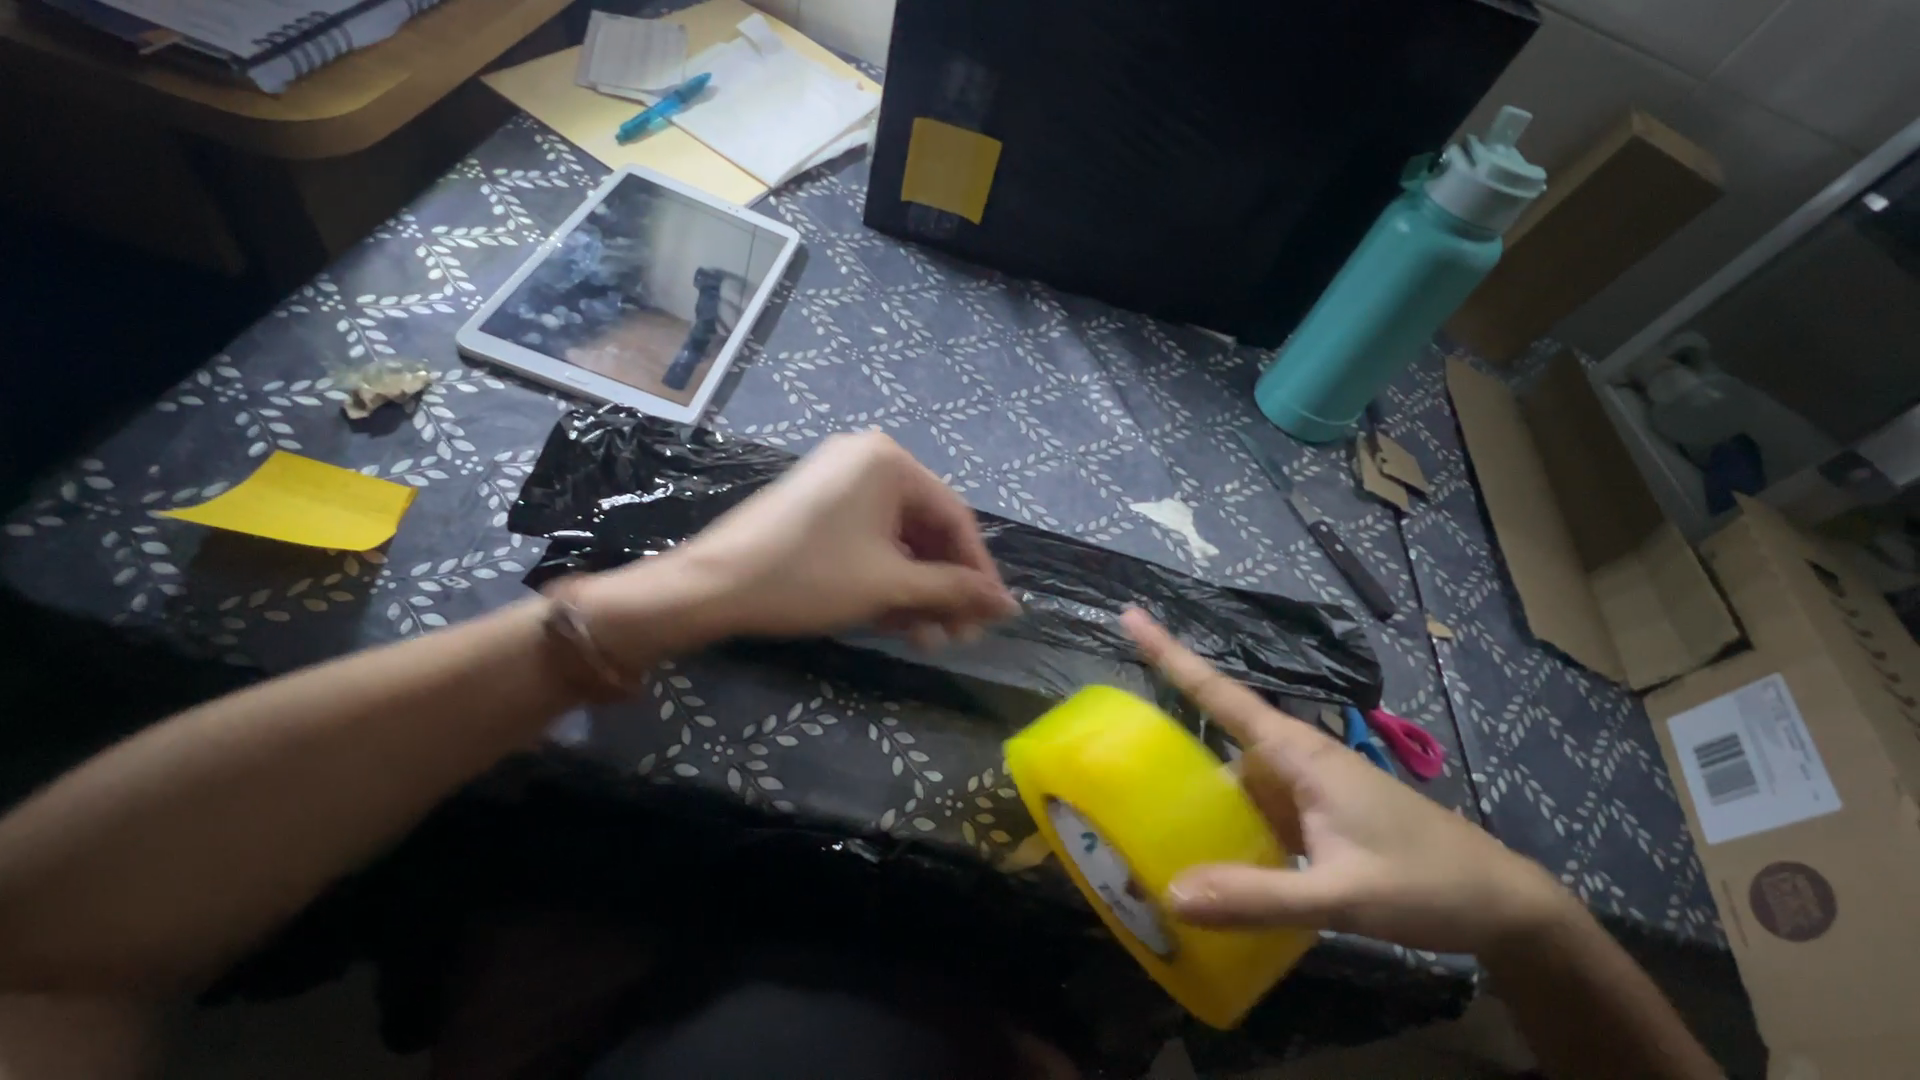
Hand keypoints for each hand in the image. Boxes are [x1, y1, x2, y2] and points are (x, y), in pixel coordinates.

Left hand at [584, 432, 1019, 652]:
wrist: (713, 586)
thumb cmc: (809, 578)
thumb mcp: (890, 587)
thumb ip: (954, 591)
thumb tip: (1009, 606)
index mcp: (889, 461)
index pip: (955, 518)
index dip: (978, 572)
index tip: (994, 616)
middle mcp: (868, 459)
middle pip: (926, 530)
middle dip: (942, 588)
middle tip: (956, 636)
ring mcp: (839, 480)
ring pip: (897, 540)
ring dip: (915, 590)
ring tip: (925, 638)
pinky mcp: (818, 504)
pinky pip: (868, 539)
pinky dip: (884, 578)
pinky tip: (894, 620)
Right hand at [1121, 609, 1576, 955]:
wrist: (1504, 905)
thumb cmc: (1428, 884)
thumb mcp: (1342, 895)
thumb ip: (1260, 896)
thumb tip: (1173, 893)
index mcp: (1299, 754)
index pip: (1221, 694)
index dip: (1172, 654)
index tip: (1130, 615)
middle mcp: (1296, 760)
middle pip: (1216, 735)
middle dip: (1167, 738)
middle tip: (1111, 754)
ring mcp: (1307, 787)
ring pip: (1234, 778)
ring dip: (1197, 793)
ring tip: (1145, 817)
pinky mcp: (1316, 814)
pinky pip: (1255, 808)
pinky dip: (1227, 825)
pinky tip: (1206, 857)